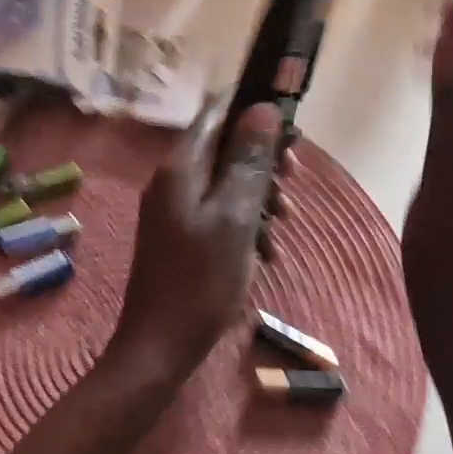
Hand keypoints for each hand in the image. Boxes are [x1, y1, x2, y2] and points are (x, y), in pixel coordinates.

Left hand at [109, 102, 282, 377]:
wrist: (160, 346)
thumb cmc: (201, 283)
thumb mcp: (234, 218)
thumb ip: (248, 161)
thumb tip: (262, 108)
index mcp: (180, 168)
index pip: (217, 113)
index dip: (255, 111)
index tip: (293, 129)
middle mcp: (172, 182)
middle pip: (225, 151)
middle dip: (264, 165)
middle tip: (292, 186)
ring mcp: (174, 213)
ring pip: (226, 187)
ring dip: (260, 202)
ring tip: (283, 230)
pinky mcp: (180, 241)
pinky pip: (218, 219)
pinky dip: (245, 229)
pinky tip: (265, 257)